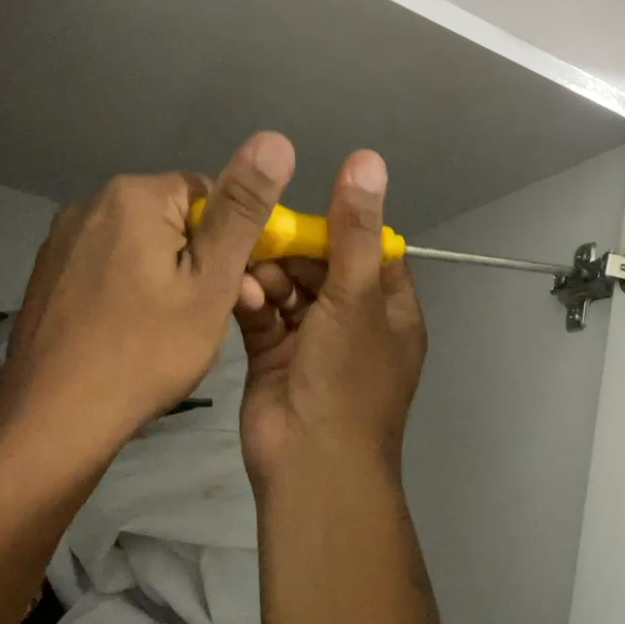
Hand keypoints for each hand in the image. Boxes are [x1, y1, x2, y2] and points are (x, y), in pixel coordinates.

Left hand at [0, 131, 294, 446]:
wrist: (57, 415)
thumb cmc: (147, 351)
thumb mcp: (210, 284)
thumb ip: (242, 211)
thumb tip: (275, 138)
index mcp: (135, 195)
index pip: (210, 195)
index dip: (232, 243)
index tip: (235, 289)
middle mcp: (91, 202)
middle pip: (173, 219)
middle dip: (197, 261)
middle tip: (205, 318)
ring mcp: (63, 239)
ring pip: (140, 246)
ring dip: (164, 278)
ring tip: (167, 333)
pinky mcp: (49, 274)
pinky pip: (107, 268)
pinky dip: (128, 292)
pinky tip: (129, 334)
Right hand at [235, 148, 426, 484]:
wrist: (311, 463)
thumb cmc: (346, 379)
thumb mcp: (355, 298)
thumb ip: (355, 231)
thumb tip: (368, 160)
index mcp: (389, 312)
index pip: (371, 252)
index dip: (342, 226)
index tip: (307, 205)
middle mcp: (354, 326)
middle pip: (323, 268)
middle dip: (293, 252)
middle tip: (261, 231)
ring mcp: (314, 345)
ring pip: (289, 291)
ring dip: (267, 276)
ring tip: (244, 264)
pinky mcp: (275, 360)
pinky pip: (263, 319)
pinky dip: (250, 303)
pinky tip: (235, 291)